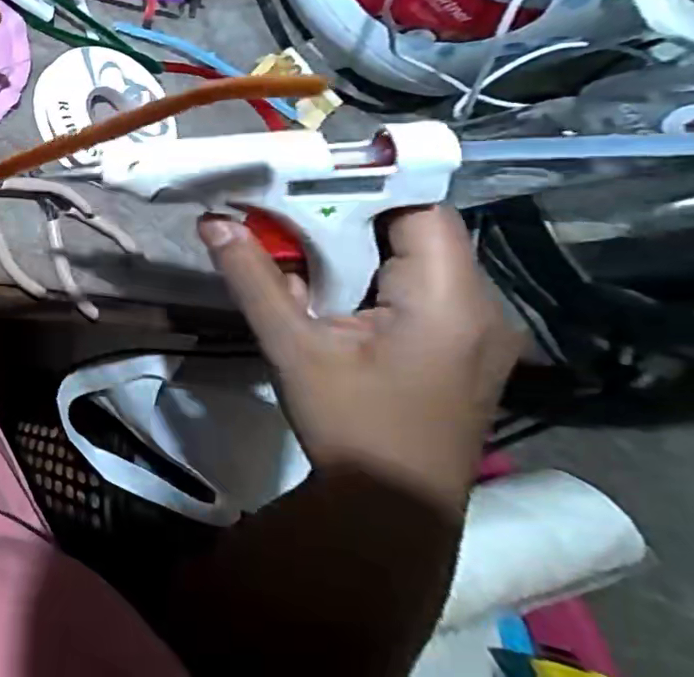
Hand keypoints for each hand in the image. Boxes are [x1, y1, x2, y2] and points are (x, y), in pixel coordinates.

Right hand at [198, 207, 520, 513]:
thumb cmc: (349, 424)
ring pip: (422, 261)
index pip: (422, 210)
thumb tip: (213, 222)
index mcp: (449, 302)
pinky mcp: (466, 352)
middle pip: (421, 232)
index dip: (369, 187)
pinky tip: (337, 292)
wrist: (393, 513)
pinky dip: (379, 278)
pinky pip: (426, 291)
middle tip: (293, 211)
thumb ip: (254, 278)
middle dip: (355, 217)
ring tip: (306, 246)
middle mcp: (480, 309)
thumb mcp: (293, 347)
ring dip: (364, 249)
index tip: (310, 180)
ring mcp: (480, 333)